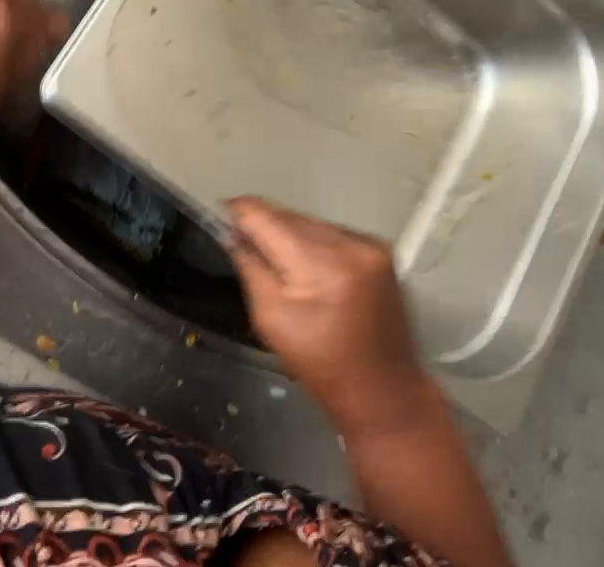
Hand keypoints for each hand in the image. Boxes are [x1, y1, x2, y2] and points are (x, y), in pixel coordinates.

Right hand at [227, 197, 432, 433]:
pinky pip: (331, 232)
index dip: (236, 213)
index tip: (220, 220)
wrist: (384, 390)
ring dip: (288, 235)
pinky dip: (314, 243)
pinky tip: (312, 269)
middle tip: (246, 248)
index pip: (264, 215)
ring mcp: (369, 245)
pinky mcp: (380, 250)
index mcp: (319, 265)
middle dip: (263, 228)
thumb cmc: (320, 362)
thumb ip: (248, 266)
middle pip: (287, 215)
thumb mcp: (268, 317)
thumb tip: (230, 232)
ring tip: (281, 264)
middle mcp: (348, 245)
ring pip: (308, 222)